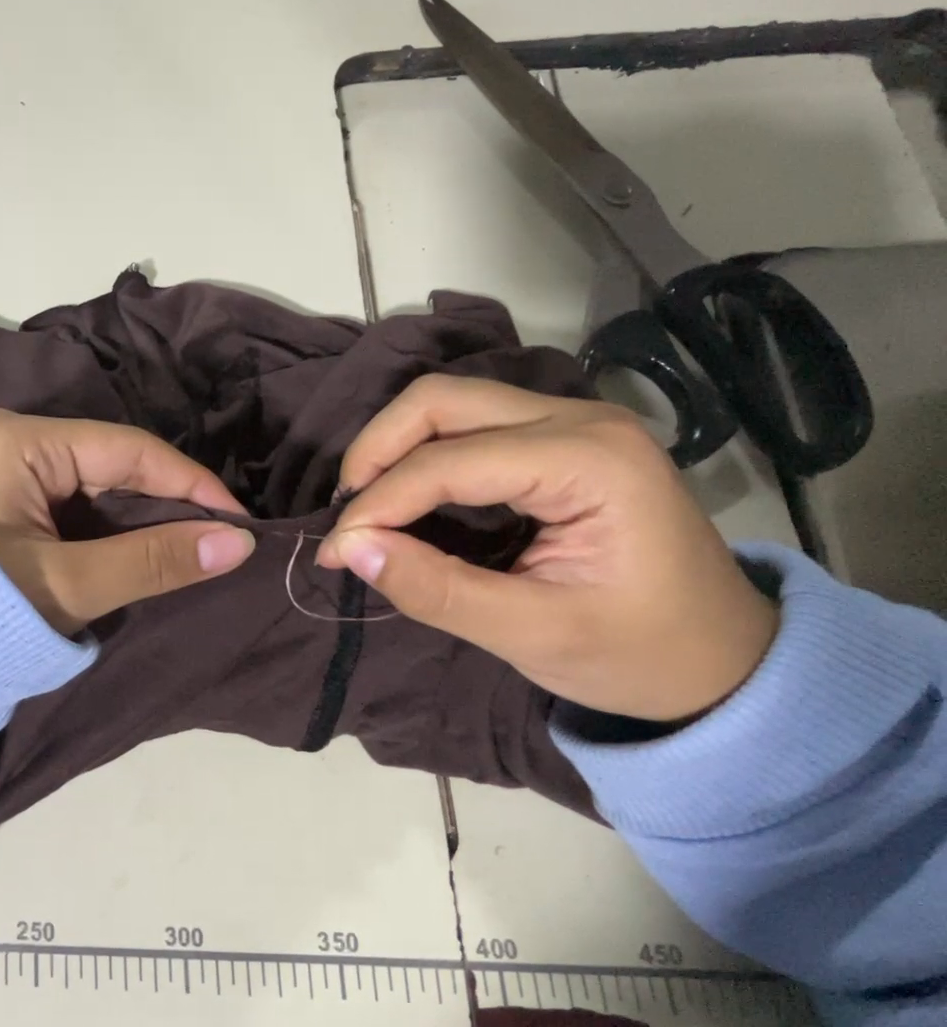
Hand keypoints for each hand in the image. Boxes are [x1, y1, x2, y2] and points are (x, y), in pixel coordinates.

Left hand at [0, 410, 256, 633]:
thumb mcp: (69, 585)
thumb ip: (152, 560)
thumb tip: (237, 543)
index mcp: (18, 442)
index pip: (125, 449)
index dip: (189, 483)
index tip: (240, 522)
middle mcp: (11, 440)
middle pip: (111, 461)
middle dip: (166, 501)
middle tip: (221, 539)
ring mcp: (5, 468)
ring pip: (96, 483)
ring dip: (141, 516)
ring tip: (192, 546)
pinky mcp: (4, 498)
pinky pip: (72, 501)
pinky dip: (109, 526)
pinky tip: (143, 548)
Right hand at [315, 376, 779, 722]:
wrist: (728, 660)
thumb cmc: (639, 654)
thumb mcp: (534, 635)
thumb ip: (437, 589)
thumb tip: (347, 548)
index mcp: (590, 462)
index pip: (446, 461)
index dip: (377, 504)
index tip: (334, 553)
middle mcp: (579, 420)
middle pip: (439, 400)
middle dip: (374, 453)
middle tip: (345, 518)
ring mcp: (571, 421)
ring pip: (446, 403)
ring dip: (392, 450)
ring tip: (366, 510)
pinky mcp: (558, 438)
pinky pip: (466, 424)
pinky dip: (419, 455)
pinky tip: (403, 499)